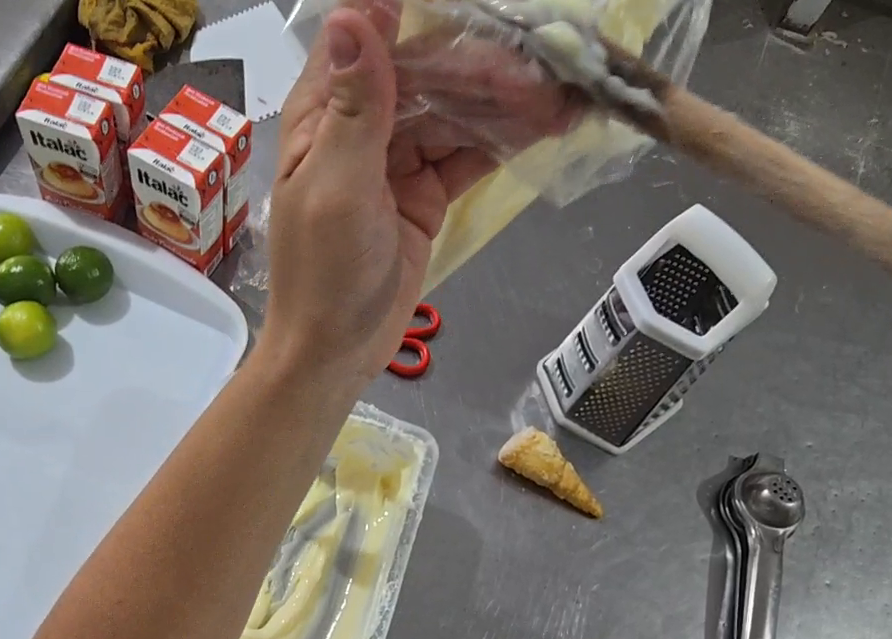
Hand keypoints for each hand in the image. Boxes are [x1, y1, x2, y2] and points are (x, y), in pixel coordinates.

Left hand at [259, 1, 577, 394]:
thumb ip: (355, 106)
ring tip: (568, 95)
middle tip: (552, 70)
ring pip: (456, 112)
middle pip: (429, 73)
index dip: (425, 18)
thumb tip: (356, 9)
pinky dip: (505, 140)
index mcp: (324, 113)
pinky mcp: (424, 193)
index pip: (376, 39)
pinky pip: (468, 153)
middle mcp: (360, 125)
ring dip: (508, 103)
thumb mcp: (337, 187)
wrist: (334, 351)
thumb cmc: (323, 274)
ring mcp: (396, 160)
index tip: (488, 12)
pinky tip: (548, 125)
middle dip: (487, 69)